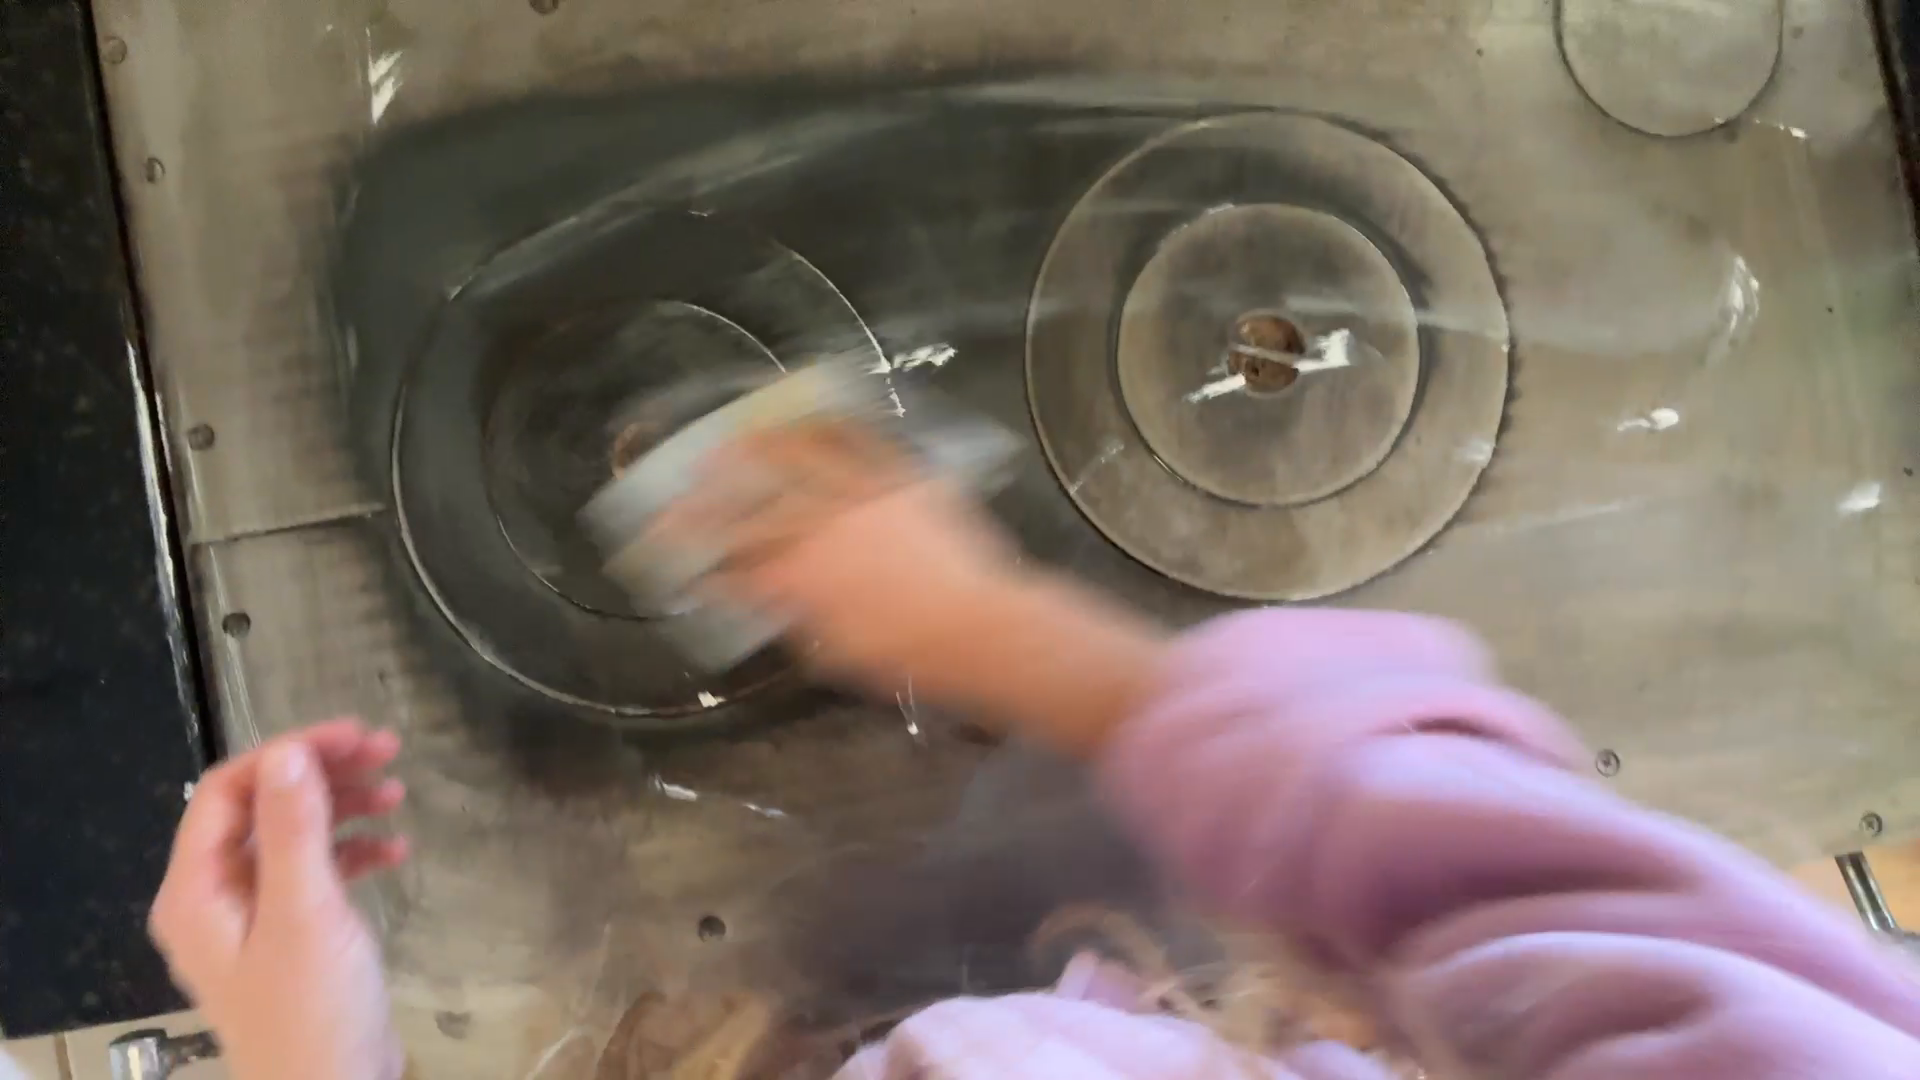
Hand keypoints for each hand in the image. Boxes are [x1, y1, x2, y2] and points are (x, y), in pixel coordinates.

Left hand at [150, 719, 408, 1079]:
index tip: (357, 736)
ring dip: (346, 806)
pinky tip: (398, 850)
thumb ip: (294, 830)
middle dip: (325, 773)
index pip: (228, 792)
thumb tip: (290, 754)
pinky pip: (321, 867)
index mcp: (199, 890)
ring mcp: (256, 912)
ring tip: (401, 795)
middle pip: (263, 806)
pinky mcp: (294, 927)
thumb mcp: (306, 910)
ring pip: (295, 832)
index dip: (290, 753)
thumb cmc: (311, 1001)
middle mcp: (217, 894)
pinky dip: (359, 849)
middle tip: (390, 750)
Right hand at [658, 421, 1166, 753]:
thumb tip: (783, 598)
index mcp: (799, 579)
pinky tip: (818, 412)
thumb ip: (803, 616)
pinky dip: (836, 425)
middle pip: (753, 503)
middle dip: (712, 491)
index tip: (672, 542)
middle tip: (685, 475)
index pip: (734, 561)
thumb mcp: (838, 650)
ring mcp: (862, 498)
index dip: (697, 550)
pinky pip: (866, 444)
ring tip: (738, 427)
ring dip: (763, 443)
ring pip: (802, 460)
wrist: (975, 626)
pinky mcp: (902, 480)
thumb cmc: (906, 654)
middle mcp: (821, 531)